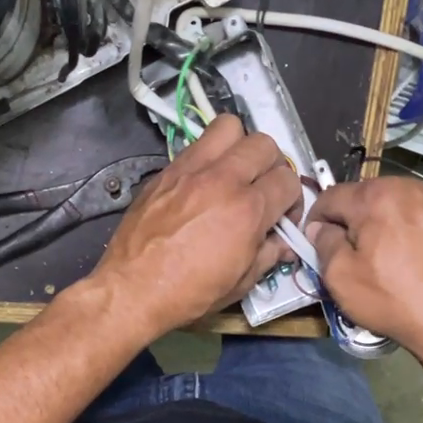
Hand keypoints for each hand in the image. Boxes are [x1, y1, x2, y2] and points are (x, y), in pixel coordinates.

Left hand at [87, 117, 301, 336]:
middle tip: (261, 190)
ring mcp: (191, 170)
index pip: (288, 181)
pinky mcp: (165, 172)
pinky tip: (203, 184)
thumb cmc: (189, 294)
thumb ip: (268, 255)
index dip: (291, 201)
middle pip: (264, 144)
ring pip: (229, 127)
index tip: (281, 218)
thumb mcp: (240, 284)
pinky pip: (196, 145)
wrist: (131, 290)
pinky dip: (208, 157)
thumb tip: (284, 243)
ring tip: (233, 173)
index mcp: (247, 210)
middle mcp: (222, 179)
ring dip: (239, 146)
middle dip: (272, 166)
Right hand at [306, 177, 422, 360]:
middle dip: (351, 220)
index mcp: (375, 197)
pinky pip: (420, 213)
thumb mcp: (340, 278)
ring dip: (381, 222)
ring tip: (384, 255)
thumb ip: (323, 244)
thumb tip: (321, 228)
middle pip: (364, 196)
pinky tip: (412, 255)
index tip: (314, 243)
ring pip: (394, 203)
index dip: (316, 220)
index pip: (330, 196)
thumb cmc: (392, 299)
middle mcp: (407, 186)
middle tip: (350, 253)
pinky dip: (409, 227)